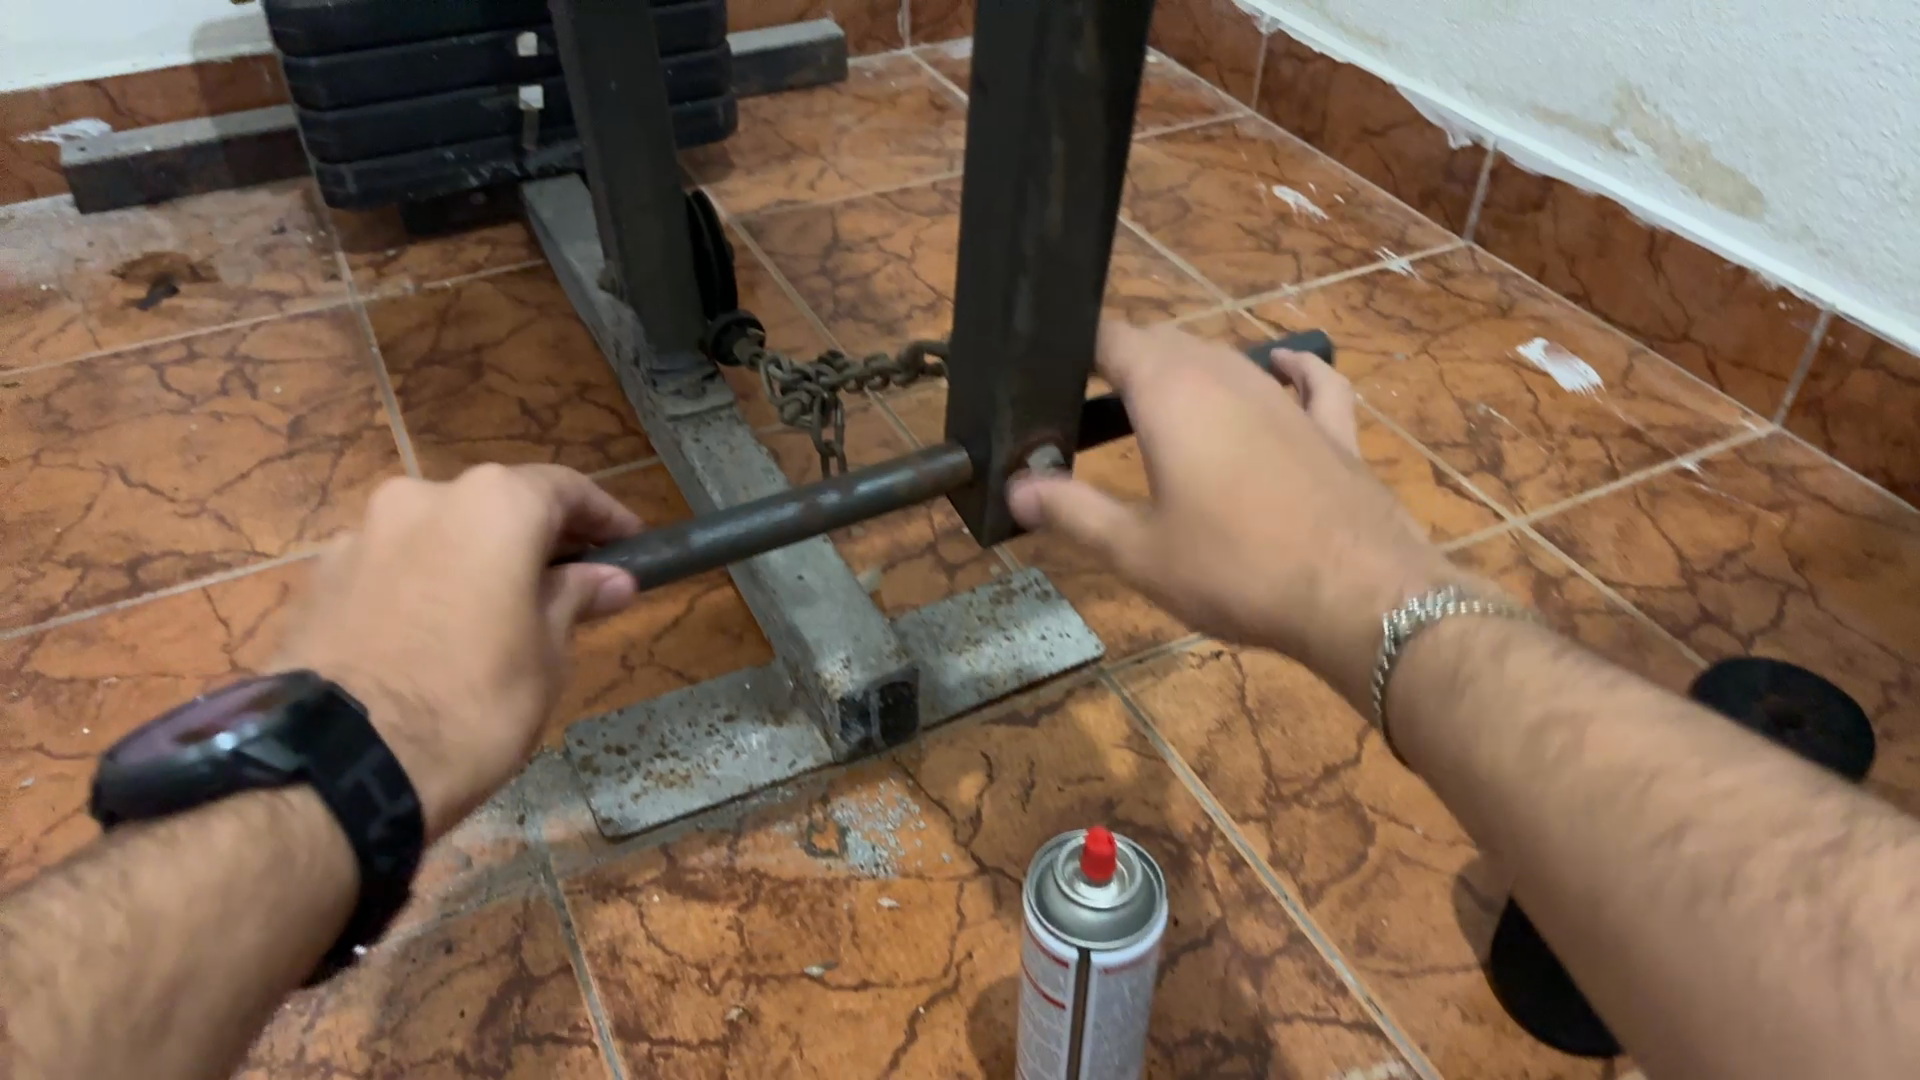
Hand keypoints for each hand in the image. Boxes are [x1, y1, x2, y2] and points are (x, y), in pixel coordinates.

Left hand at [275, 464, 641, 838]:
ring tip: (510, 607)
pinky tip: (447, 628)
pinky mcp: (319, 580)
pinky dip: (433, 580)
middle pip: (501, 504)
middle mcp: (425, 499)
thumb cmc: (476, 701)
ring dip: (484, 558)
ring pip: (445, 533)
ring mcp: (362, 536)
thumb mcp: (549, 652)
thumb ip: (576, 598)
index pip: (566, 489)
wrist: (334, 770)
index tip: (632, 546)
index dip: (607, 517)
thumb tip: (612, 579)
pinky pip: (398, 564)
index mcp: (494, 506)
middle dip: (544, 538)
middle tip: (579, 578)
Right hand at [1008, 322, 1459, 706]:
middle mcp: (1228, 377)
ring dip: (1188, 369)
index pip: (1114, 340)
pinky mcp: (1331, 428)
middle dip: (1127, 360)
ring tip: (1158, 399)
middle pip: (1167, 344)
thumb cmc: (1234, 570)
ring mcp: (1287, 399)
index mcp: (1172, 395)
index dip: (1080, 345)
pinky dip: (1287, 370)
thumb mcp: (1137, 550)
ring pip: (1227, 358)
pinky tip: (1280, 366)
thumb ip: (1072, 512)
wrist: (1359, 597)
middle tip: (1093, 399)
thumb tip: (1017, 490)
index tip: (1053, 366)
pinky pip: (1308, 380)